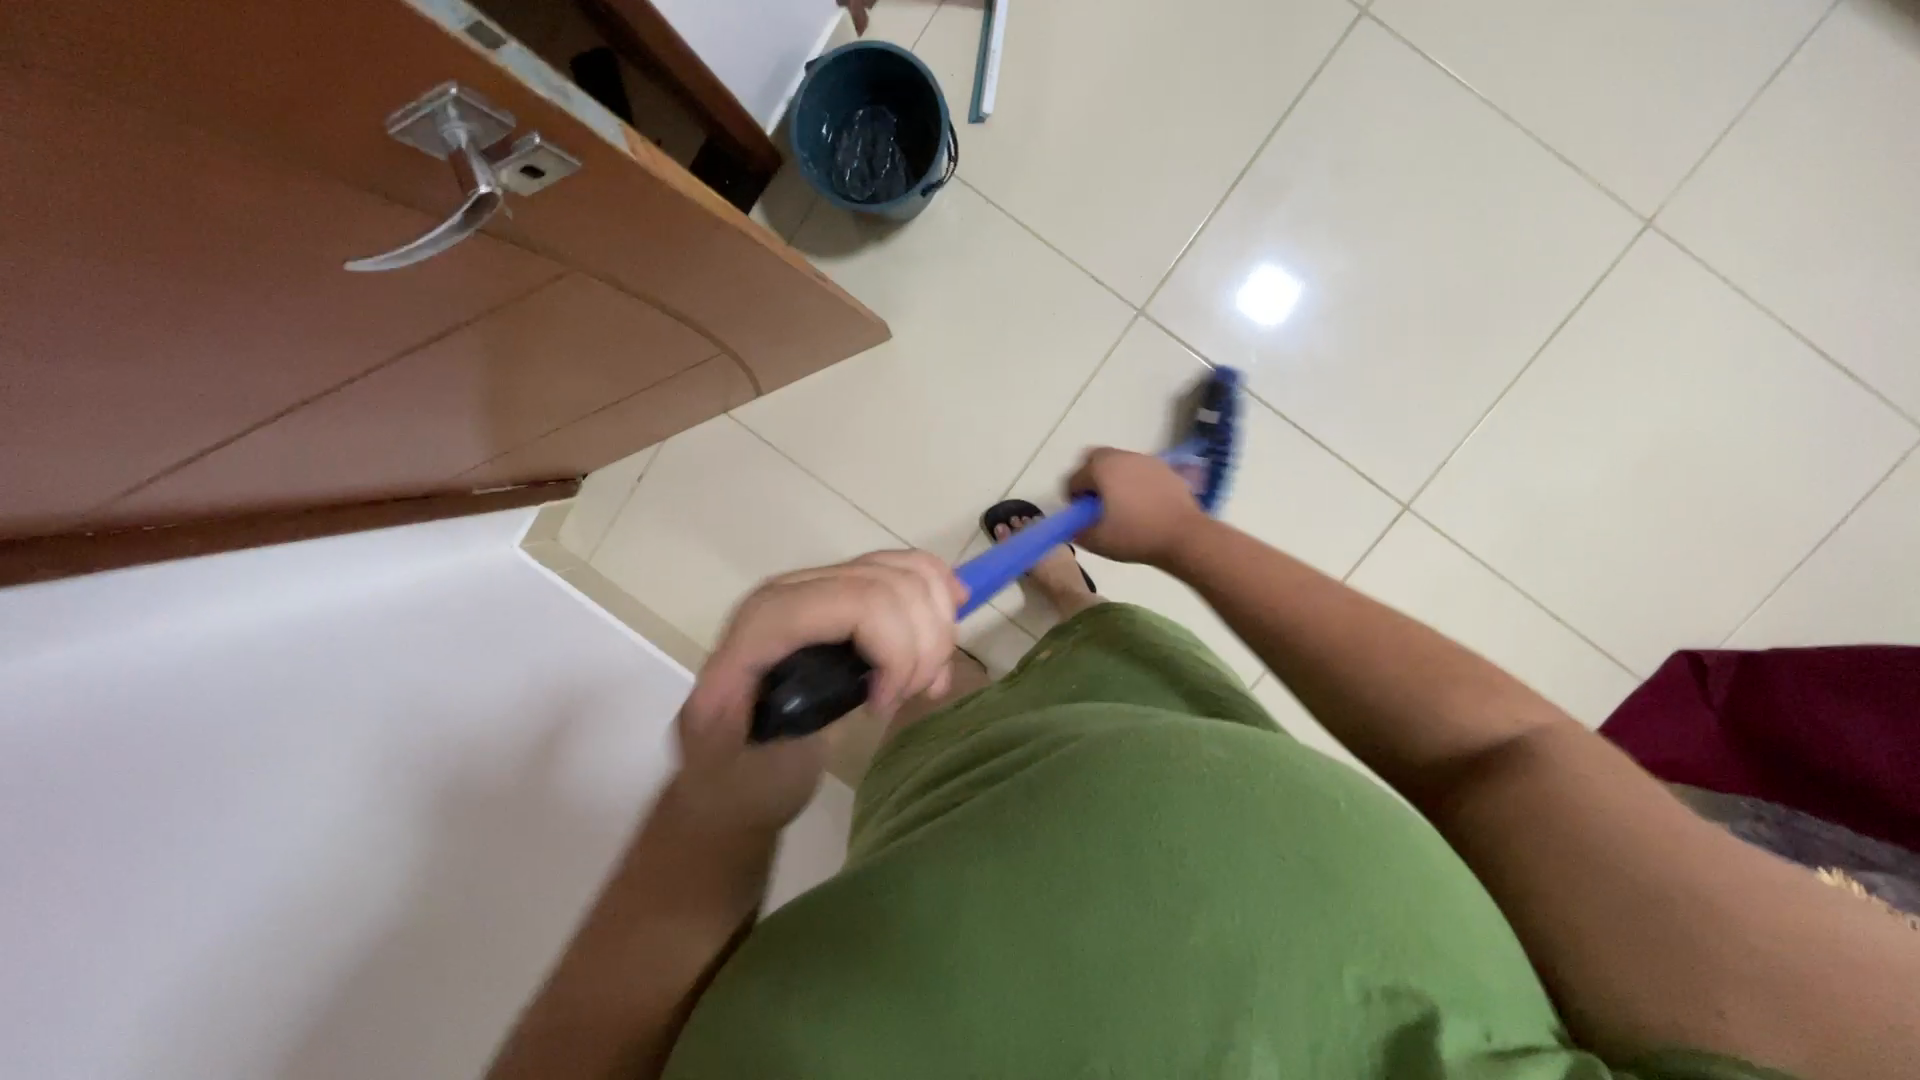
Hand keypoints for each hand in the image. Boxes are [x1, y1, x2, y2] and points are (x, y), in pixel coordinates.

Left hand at [672, 551, 965, 832]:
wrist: (738, 779)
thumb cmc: (734, 777)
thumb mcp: (724, 753)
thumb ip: (745, 709)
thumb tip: (777, 679)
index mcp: (765, 622)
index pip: (858, 601)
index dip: (894, 648)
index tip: (883, 708)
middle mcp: (796, 589)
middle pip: (894, 587)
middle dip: (921, 648)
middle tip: (907, 700)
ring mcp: (826, 587)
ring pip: (910, 574)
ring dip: (936, 630)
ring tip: (922, 684)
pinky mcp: (849, 595)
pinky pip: (910, 571)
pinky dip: (939, 598)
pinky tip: (947, 630)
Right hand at [1066, 447, 1210, 566]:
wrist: (1185, 536)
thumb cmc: (1136, 536)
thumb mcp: (1097, 541)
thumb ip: (1077, 531)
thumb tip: (1074, 526)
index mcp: (1101, 469)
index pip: (1073, 478)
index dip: (1072, 498)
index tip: (1081, 516)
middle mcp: (1122, 457)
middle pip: (1095, 459)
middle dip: (1090, 478)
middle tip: (1096, 503)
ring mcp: (1146, 460)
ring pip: (1119, 462)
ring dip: (1113, 478)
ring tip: (1120, 505)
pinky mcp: (1165, 469)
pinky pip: (1140, 470)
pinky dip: (1134, 481)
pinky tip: (1142, 504)